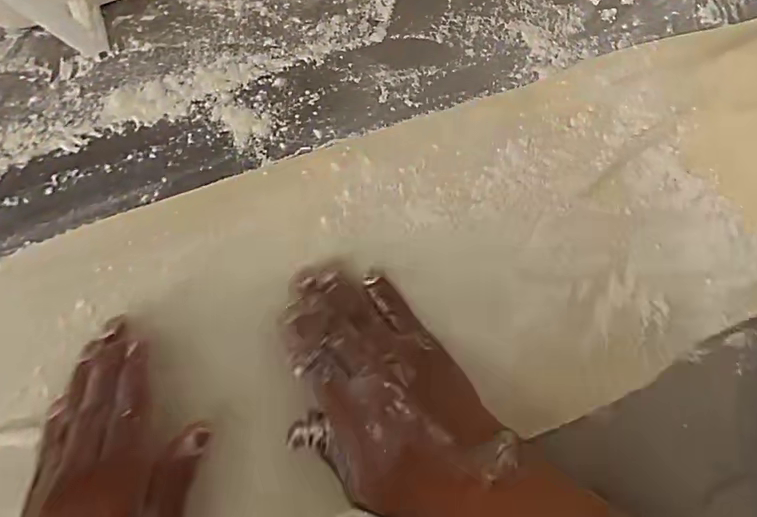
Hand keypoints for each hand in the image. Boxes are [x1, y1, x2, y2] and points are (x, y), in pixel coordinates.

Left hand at [24, 318, 211, 516]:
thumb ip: (174, 480)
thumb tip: (200, 430)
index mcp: (115, 474)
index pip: (129, 410)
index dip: (135, 373)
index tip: (139, 340)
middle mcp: (80, 473)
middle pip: (96, 408)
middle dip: (106, 364)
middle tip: (113, 327)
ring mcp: (52, 487)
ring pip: (69, 422)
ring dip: (81, 383)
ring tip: (90, 351)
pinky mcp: (33, 503)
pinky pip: (48, 449)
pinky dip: (56, 421)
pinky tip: (60, 405)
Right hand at [282, 266, 611, 516]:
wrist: (469, 472)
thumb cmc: (413, 484)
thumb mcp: (359, 479)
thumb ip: (332, 444)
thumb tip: (307, 422)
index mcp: (353, 409)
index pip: (318, 364)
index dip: (300, 339)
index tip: (287, 318)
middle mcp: (376, 375)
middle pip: (338, 331)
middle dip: (316, 305)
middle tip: (301, 282)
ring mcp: (404, 355)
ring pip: (366, 314)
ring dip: (344, 291)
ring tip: (327, 272)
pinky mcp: (429, 346)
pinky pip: (401, 312)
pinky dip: (385, 293)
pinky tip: (372, 277)